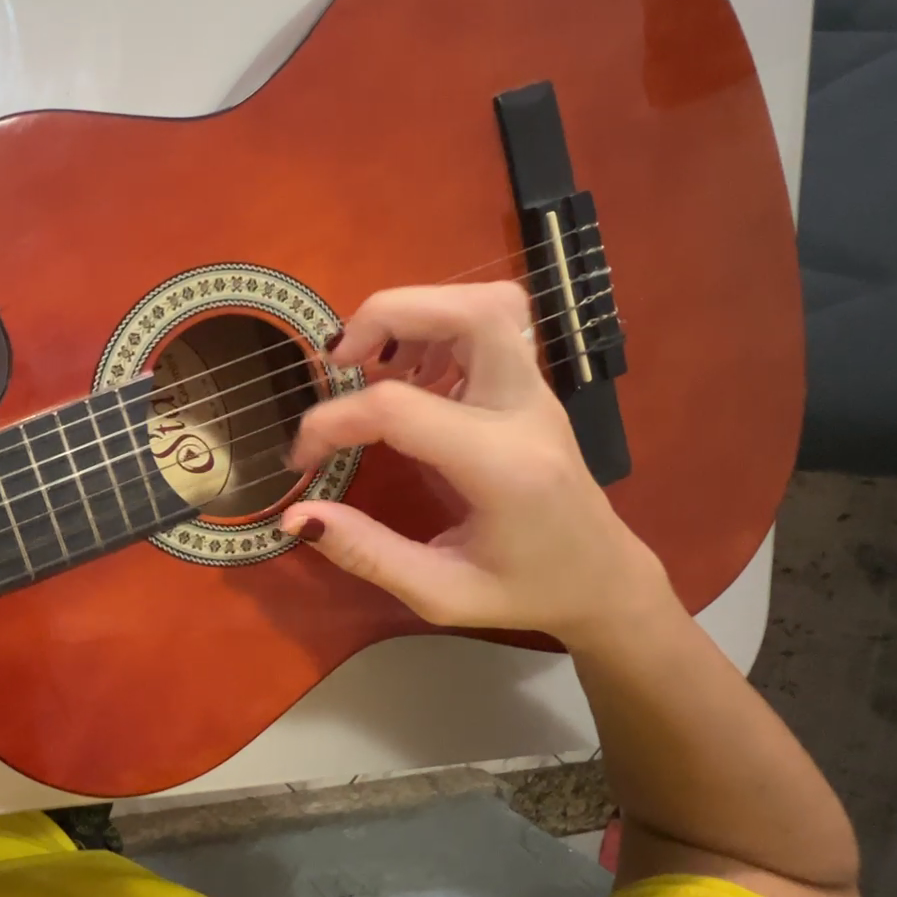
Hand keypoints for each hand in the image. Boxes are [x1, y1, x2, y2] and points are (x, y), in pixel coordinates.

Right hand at [285, 282, 674, 645]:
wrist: (603, 580)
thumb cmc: (524, 592)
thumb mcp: (439, 593)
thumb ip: (366, 553)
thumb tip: (293, 515)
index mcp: (502, 467)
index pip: (398, 408)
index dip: (331, 421)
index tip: (302, 458)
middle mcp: (525, 412)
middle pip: (470, 313)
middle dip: (388, 315)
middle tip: (337, 359)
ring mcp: (534, 392)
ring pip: (487, 304)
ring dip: (417, 311)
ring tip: (370, 355)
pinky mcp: (528, 386)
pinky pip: (489, 323)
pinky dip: (435, 325)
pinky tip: (403, 368)